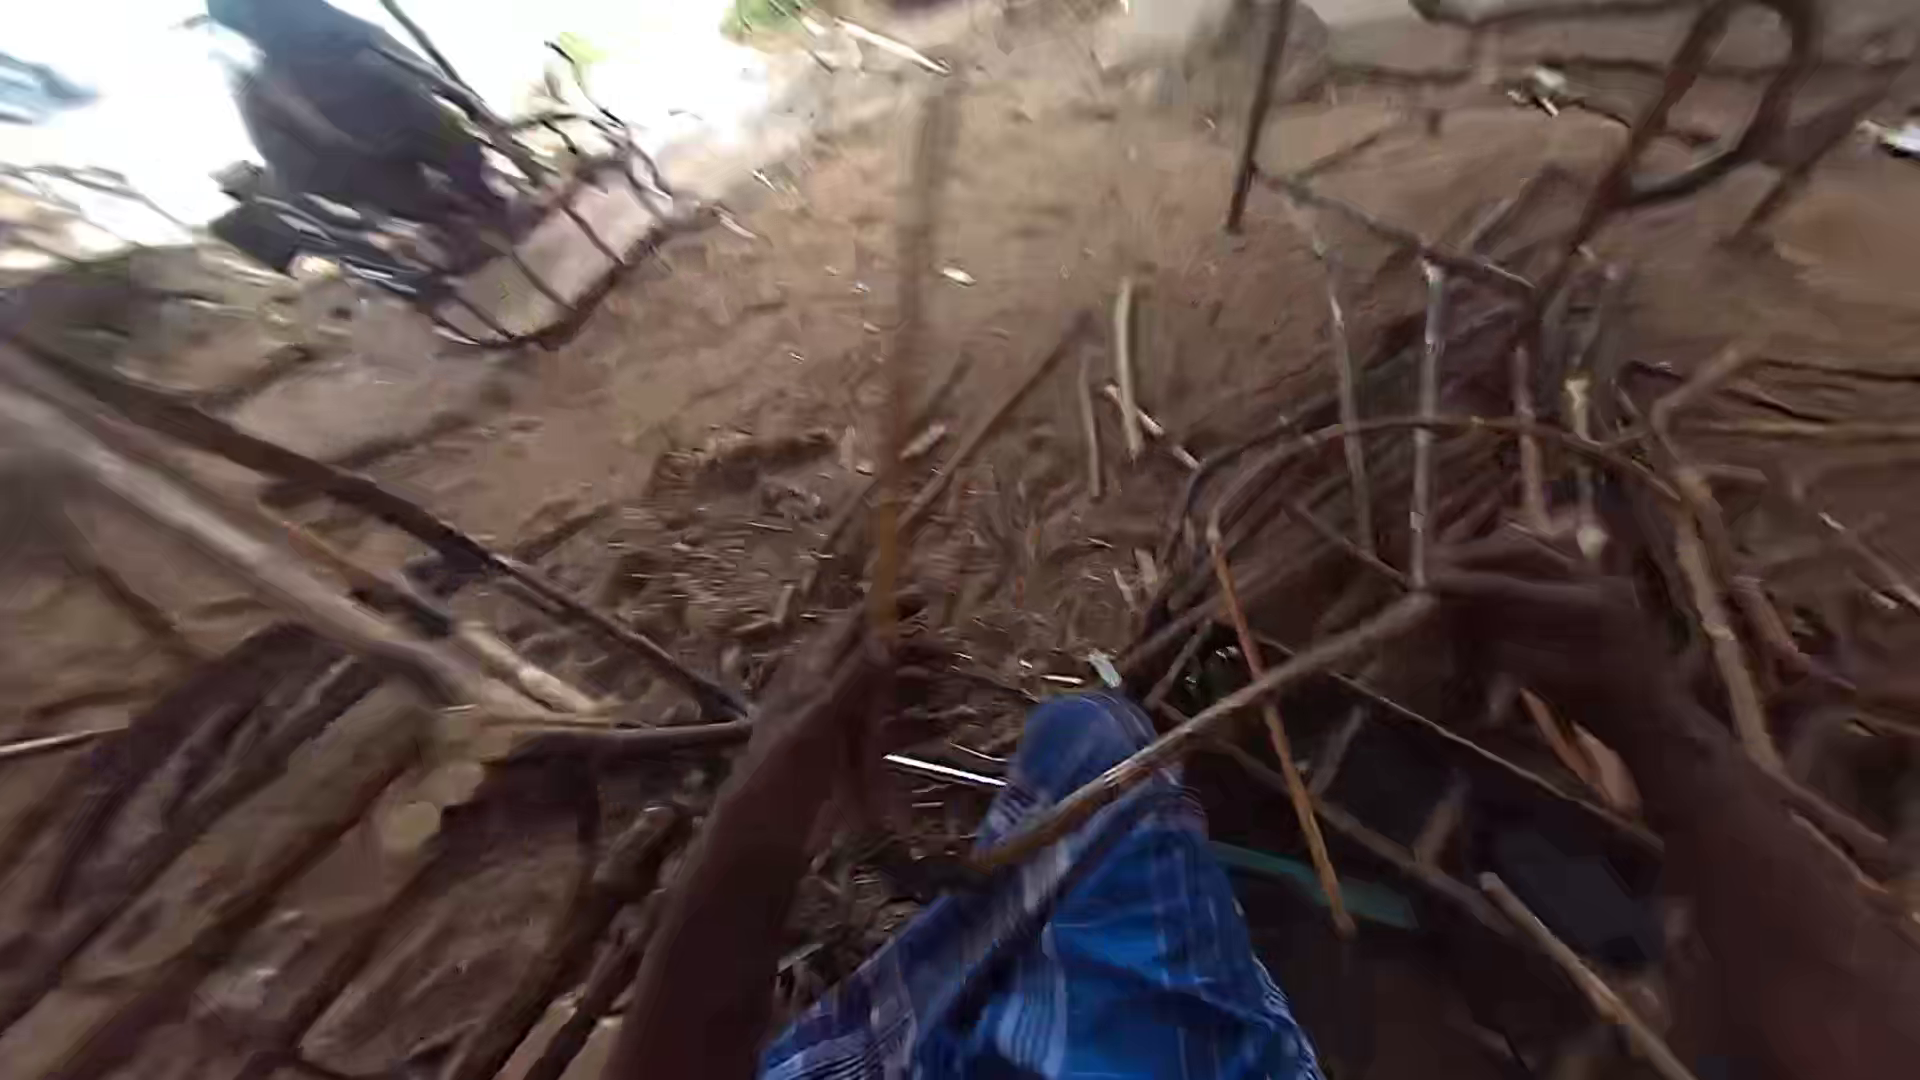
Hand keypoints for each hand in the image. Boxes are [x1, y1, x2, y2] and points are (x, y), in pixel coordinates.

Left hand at [743, 600, 946, 829]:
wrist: (768, 832)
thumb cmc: (785, 766)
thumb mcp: (819, 717)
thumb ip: (856, 676)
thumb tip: (889, 635)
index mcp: (815, 668)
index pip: (855, 625)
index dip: (888, 610)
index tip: (925, 601)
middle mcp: (833, 687)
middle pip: (880, 658)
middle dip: (915, 653)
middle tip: (952, 655)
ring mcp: (848, 720)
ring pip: (891, 694)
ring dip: (923, 689)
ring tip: (955, 691)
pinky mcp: (860, 751)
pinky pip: (895, 730)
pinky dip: (920, 726)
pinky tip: (946, 728)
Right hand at [1430, 532, 1685, 742]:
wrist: (1656, 716)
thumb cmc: (1598, 704)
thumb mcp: (1539, 676)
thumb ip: (1493, 640)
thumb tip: (1446, 610)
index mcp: (1587, 606)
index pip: (1507, 584)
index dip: (1462, 583)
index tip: (1426, 582)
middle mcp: (1596, 580)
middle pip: (1521, 547)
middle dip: (1471, 554)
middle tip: (1434, 565)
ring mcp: (1599, 576)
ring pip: (1535, 542)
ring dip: (1489, 549)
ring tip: (1453, 562)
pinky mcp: (1594, 580)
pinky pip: (1547, 552)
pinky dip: (1510, 554)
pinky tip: (1485, 566)